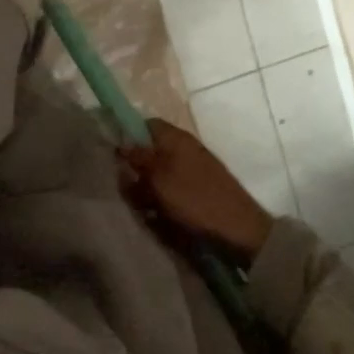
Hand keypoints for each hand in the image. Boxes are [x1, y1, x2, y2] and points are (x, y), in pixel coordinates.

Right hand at [118, 118, 274, 264]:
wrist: (237, 228)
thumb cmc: (193, 198)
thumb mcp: (158, 177)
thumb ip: (138, 157)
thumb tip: (122, 142)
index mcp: (175, 137)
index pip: (146, 124)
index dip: (129, 136)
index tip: (115, 156)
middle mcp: (185, 148)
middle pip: (151, 151)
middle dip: (137, 169)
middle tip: (126, 189)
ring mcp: (195, 168)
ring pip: (160, 173)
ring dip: (148, 188)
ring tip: (142, 207)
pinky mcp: (200, 189)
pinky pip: (173, 189)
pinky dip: (163, 200)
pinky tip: (159, 217)